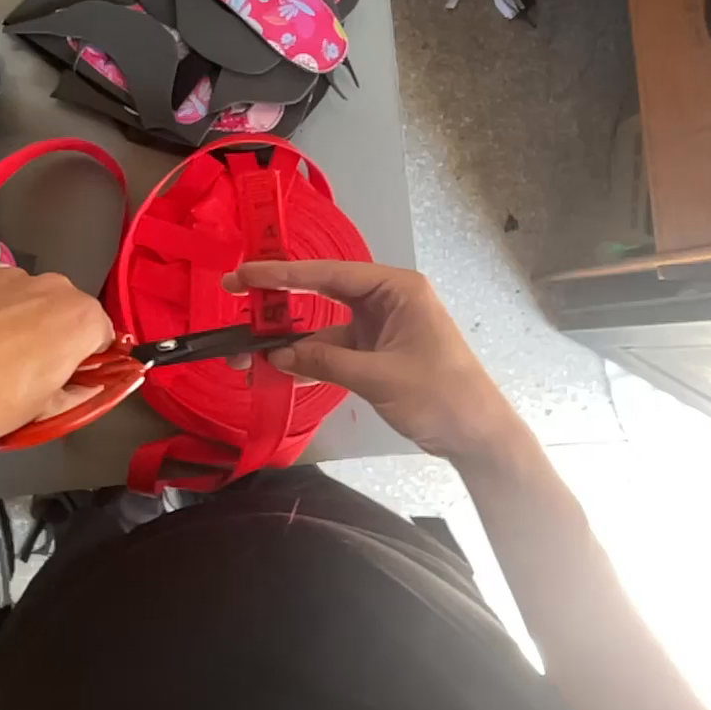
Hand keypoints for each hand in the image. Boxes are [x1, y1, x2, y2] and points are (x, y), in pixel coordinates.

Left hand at [0, 262, 113, 481]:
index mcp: (79, 319)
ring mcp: (3, 273)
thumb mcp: (38, 414)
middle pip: (64, 311)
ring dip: (14, 321)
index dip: (86, 361)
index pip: (103, 335)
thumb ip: (76, 394)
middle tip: (20, 374)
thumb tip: (87, 385)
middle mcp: (49, 285)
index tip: (64, 382)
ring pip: (23, 299)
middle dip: (51, 337)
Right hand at [224, 260, 535, 467]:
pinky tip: (275, 373)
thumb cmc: (441, 396)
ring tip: (243, 356)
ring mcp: (378, 328)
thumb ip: (325, 363)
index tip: (243, 275)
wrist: (477, 435)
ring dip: (286, 344)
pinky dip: (306, 364)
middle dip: (277, 302)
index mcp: (396, 289)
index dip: (281, 274)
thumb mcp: (380, 377)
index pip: (329, 274)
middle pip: (320, 293)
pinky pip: (332, 353)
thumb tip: (275, 356)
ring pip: (321, 329)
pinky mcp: (373, 354)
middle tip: (233, 297)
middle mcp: (384, 300)